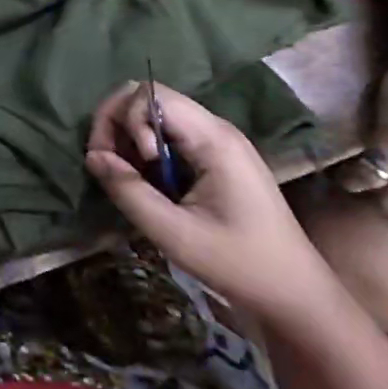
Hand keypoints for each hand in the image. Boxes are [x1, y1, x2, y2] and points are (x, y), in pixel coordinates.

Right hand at [85, 81, 329, 314]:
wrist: (295, 294)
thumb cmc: (239, 264)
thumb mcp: (176, 235)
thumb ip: (130, 191)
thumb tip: (92, 157)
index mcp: (212, 138)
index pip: (150, 94)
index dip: (125, 120)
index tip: (126, 164)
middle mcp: (213, 128)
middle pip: (148, 97)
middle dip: (117, 123)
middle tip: (108, 163)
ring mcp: (215, 141)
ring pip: (155, 114)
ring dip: (128, 138)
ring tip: (125, 177)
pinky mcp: (213, 157)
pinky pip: (168, 135)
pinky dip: (144, 151)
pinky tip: (145, 183)